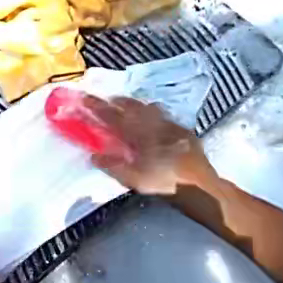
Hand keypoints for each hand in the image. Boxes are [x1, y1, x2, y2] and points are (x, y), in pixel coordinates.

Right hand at [79, 94, 215, 195]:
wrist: (199, 183)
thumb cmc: (164, 181)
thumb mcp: (133, 178)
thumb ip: (112, 165)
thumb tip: (93, 155)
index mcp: (137, 133)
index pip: (112, 116)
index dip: (97, 107)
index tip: (84, 98)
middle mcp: (153, 123)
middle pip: (132, 107)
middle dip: (118, 102)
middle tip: (108, 99)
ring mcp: (170, 125)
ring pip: (150, 108)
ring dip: (137, 105)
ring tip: (130, 104)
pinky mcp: (184, 130)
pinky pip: (166, 116)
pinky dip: (155, 113)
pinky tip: (156, 117)